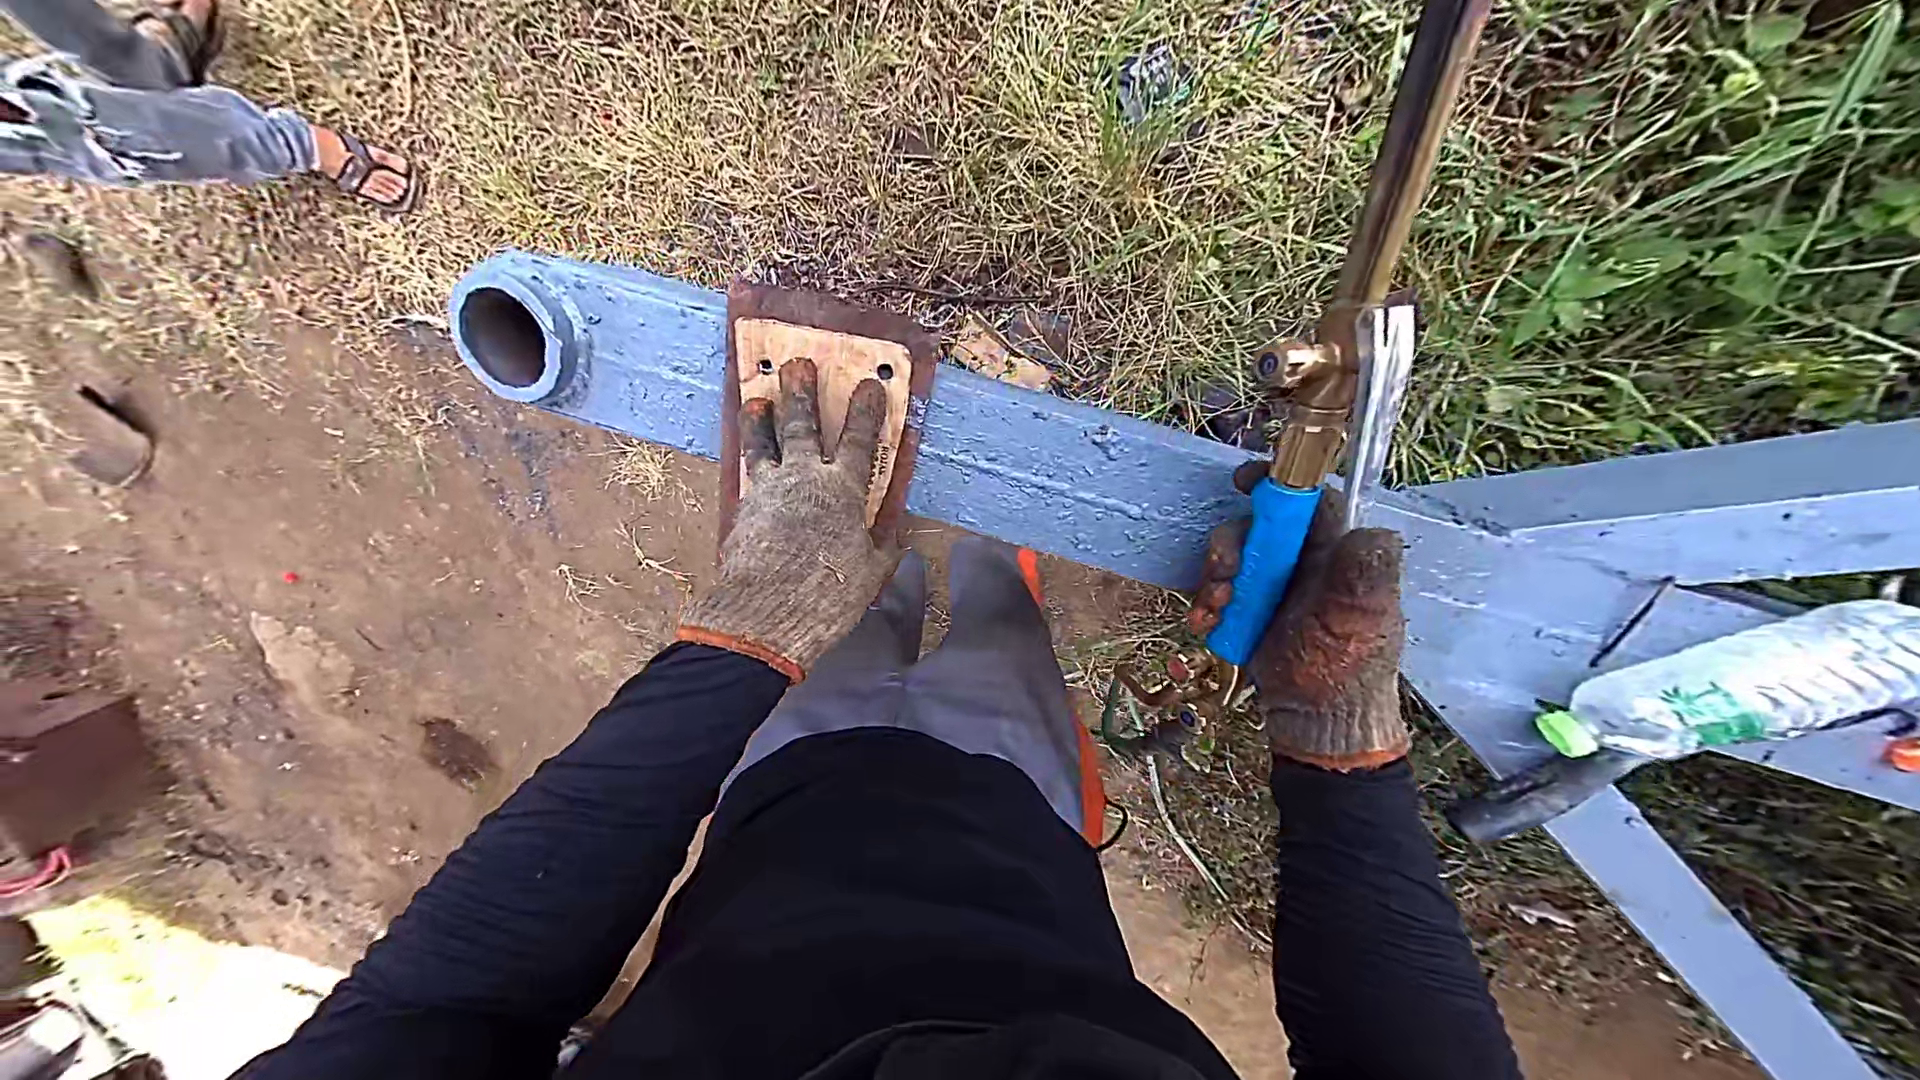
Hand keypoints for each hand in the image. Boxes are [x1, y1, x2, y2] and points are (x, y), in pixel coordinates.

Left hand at [677, 359, 900, 681]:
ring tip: (756, 397)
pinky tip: (745, 457)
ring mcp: (769, 491)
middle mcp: (805, 481)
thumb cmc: (827, 594)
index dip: (866, 412)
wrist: (765, 613)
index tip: (869, 385)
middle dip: (802, 394)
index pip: (860, 443)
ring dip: (761, 418)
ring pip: (764, 444)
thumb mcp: (869, 574)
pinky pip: (746, 475)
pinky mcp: (742, 510)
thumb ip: (882, 548)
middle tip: (797, 365)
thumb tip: (896, 536)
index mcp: (843, 492)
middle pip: (803, 428)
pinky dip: (748, 460)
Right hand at [1187, 461, 1408, 769]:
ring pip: (1230, 558)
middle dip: (1230, 547)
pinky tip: (1205, 624)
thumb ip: (1365, 574)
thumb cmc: (1345, 669)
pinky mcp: (1244, 606)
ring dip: (1213, 579)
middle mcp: (1301, 561)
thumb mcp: (1360, 621)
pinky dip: (1205, 603)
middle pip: (1256, 528)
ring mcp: (1270, 584)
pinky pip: (1216, 590)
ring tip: (1214, 610)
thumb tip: (1368, 530)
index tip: (1243, 482)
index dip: (1278, 484)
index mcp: (1335, 552)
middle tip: (1223, 575)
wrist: (1315, 718)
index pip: (1309, 501)